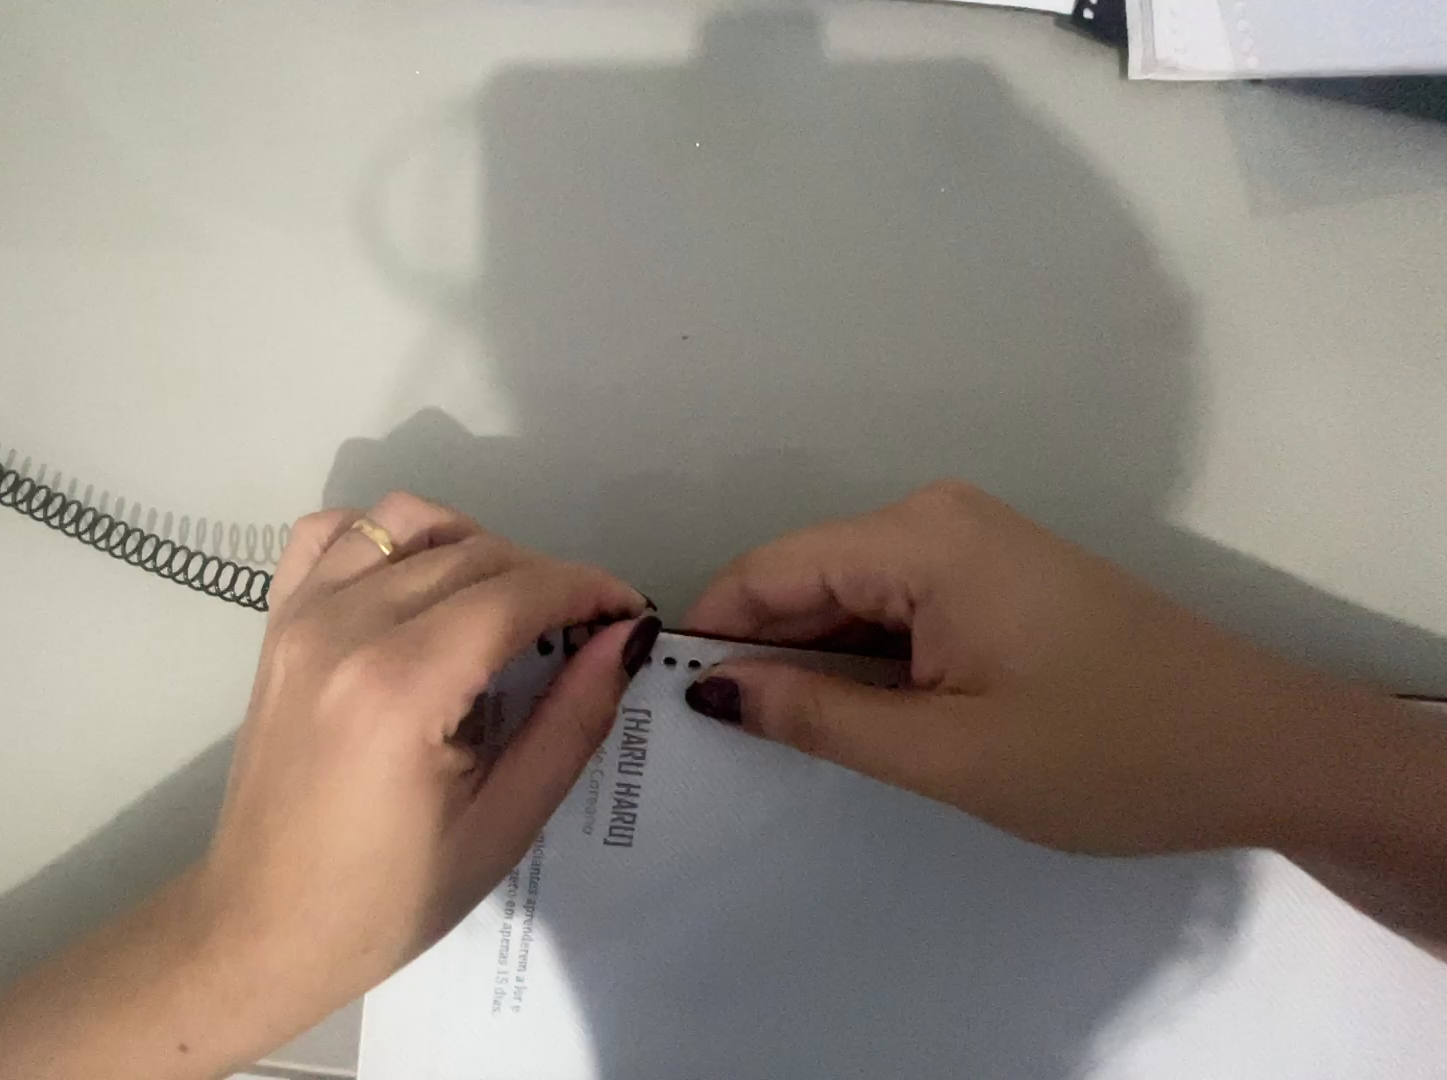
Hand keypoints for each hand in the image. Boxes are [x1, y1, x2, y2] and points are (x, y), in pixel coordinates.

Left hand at [192, 492, 658, 1050]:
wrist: (258, 927)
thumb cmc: (386, 899)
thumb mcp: (503, 825)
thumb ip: (572, 720)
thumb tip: (624, 638)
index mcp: (399, 687)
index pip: (514, 594)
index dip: (585, 588)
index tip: (627, 610)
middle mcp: (344, 628)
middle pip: (470, 552)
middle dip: (544, 574)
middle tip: (581, 624)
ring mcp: (301, 615)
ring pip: (404, 520)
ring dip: (471, 542)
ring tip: (503, 599)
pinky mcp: (277, 621)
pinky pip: (332, 534)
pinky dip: (386, 535)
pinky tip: (416, 577)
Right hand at [681, 481, 1439, 859]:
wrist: (1282, 756)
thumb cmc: (1113, 754)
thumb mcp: (946, 754)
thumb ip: (814, 716)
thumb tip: (711, 689)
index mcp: (919, 541)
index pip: (768, 570)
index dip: (713, 627)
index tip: (677, 693)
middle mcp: (930, 516)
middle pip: (801, 575)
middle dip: (760, 645)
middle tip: (728, 727)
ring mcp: (958, 537)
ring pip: (838, 589)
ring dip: (808, 652)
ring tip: (791, 725)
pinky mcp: (978, 566)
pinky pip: (882, 599)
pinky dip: (853, 650)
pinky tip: (856, 703)